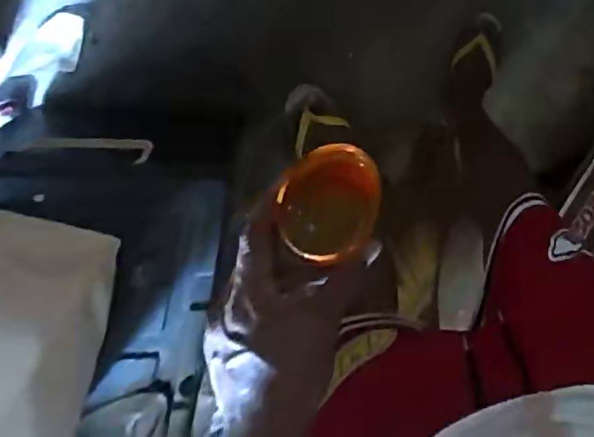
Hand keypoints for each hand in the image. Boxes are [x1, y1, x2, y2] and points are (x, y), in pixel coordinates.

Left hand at [206, 189, 371, 436]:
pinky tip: (288, 299)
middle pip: (250, 255)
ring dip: (274, 265)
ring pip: (248, 282)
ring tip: (302, 257)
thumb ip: (345, 278)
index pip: (252, 231)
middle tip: (304, 217)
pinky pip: (246, 304)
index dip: (269, 202)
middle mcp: (226, 303)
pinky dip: (268, 291)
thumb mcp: (322, 319)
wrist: (261, 433)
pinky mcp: (223, 349)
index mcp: (246, 289)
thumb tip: (373, 245)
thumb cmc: (289, 369)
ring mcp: (220, 329)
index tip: (288, 181)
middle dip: (276, 234)